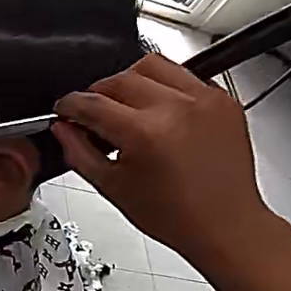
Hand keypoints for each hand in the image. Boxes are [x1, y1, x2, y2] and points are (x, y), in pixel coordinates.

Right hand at [51, 55, 282, 270]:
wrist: (226, 225)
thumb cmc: (178, 216)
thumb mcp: (114, 188)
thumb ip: (80, 153)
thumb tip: (64, 128)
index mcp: (145, 133)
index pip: (92, 102)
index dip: (70, 105)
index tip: (67, 110)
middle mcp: (176, 108)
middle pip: (119, 78)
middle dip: (99, 94)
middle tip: (95, 114)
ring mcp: (203, 100)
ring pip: (152, 65)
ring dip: (132, 81)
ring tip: (129, 109)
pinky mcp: (222, 100)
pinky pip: (185, 76)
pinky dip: (167, 89)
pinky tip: (162, 114)